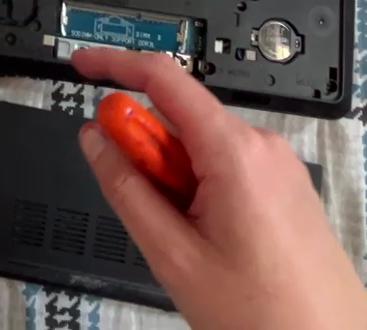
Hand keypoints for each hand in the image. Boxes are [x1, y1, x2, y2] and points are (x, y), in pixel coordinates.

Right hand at [71, 49, 366, 329]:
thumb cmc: (266, 319)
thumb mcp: (174, 256)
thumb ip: (125, 188)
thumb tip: (93, 138)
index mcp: (234, 149)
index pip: (161, 76)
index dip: (114, 63)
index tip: (81, 65)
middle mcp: (261, 143)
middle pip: (178, 116)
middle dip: (145, 149)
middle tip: (140, 207)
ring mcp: (277, 164)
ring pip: (198, 144)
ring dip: (172, 176)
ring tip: (186, 242)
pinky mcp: (285, 185)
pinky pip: (224, 162)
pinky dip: (198, 185)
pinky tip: (210, 241)